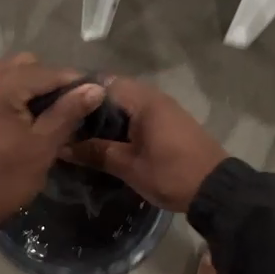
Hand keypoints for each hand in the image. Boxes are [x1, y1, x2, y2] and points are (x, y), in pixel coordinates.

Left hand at [0, 53, 103, 226]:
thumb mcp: (42, 146)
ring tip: (47, 113)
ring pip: (9, 73)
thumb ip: (68, 112)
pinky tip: (24, 117)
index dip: (74, 81)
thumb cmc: (4, 178)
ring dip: (30, 86)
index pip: (47, 71)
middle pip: (25, 64)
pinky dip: (12, 94)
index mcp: (0, 86)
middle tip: (66, 107)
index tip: (94, 96)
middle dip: (49, 80)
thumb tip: (95, 87)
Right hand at [64, 77, 225, 212]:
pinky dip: (120, 121)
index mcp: (143, 100)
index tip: (57, 108)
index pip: (102, 83)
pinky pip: (137, 112)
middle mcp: (153, 96)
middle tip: (65, 123)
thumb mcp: (129, 166)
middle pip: (113, 91)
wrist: (217, 190)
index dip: (78, 93)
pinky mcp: (168, 120)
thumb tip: (62, 147)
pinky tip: (105, 139)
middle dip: (89, 105)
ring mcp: (163, 107)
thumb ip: (95, 152)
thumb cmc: (171, 174)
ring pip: (125, 102)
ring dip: (105, 115)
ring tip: (80, 132)